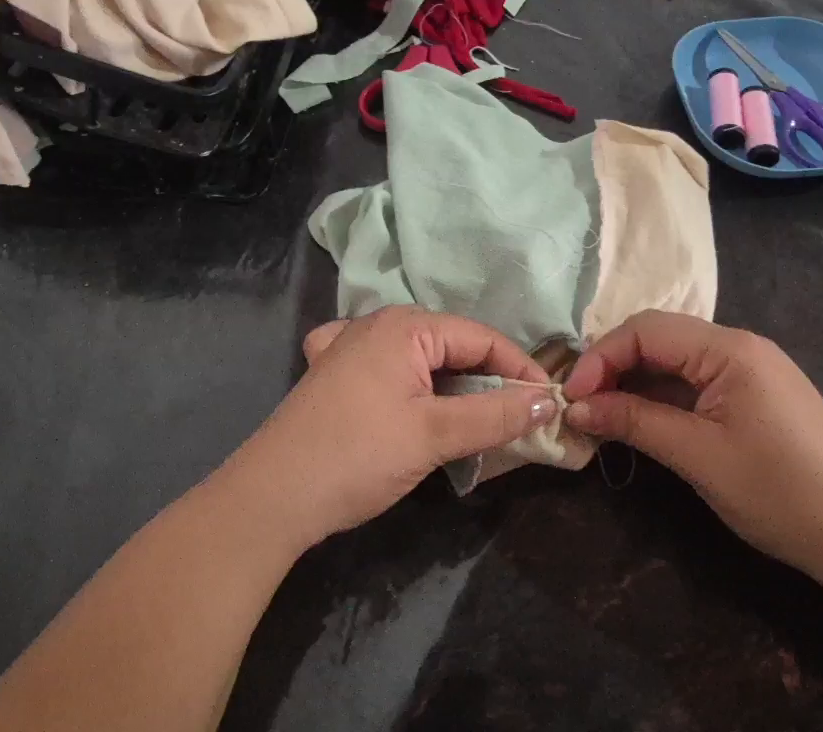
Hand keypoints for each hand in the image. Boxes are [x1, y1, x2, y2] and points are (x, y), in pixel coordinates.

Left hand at [222, 307, 555, 547]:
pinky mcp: (332, 376)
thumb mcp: (434, 435)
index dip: (521, 369)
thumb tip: (548, 401)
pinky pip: (388, 369)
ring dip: (454, 388)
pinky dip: (412, 385)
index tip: (551, 405)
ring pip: (422, 360)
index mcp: (404, 326)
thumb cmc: (357, 456)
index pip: (482, 337)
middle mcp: (377, 325)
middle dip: (489, 380)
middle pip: (453, 346)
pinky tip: (413, 401)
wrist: (271, 498)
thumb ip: (495, 415)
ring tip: (481, 421)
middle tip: (520, 418)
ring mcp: (349, 347)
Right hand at [562, 311, 822, 579]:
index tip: (571, 398)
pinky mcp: (753, 395)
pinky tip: (639, 421)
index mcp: (730, 348)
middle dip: (613, 366)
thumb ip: (634, 421)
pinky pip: (694, 382)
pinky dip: (660, 398)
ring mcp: (749, 370)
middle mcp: (739, 346)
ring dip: (634, 383)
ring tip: (600, 417)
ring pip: (674, 361)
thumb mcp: (698, 455)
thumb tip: (575, 408)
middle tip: (580, 406)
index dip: (601, 358)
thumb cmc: (779, 491)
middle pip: (659, 338)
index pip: (647, 330)